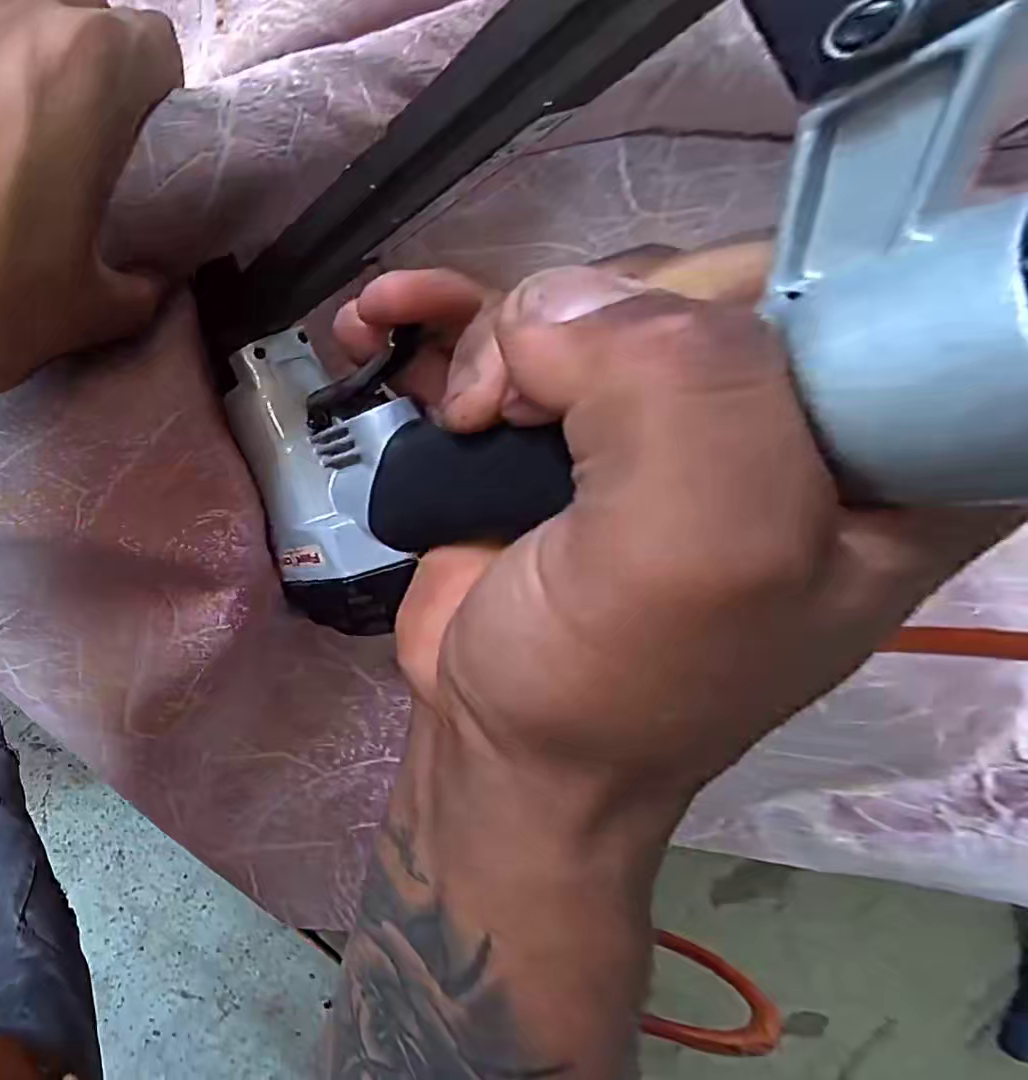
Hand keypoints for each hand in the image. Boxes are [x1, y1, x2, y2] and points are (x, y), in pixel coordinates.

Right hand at [336, 265, 1021, 818]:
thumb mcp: (688, 554)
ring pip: (556, 307)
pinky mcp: (531, 437)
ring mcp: (627, 421)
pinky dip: (424, 321)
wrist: (493, 740)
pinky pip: (485, 345)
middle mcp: (755, 411)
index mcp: (870, 434)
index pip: (805, 280)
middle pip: (650, 288)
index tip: (589, 395)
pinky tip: (372, 318)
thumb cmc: (606, 680)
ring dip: (463, 318)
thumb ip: (671, 398)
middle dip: (545, 334)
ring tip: (412, 375)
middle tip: (483, 419)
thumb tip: (552, 309)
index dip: (679, 307)